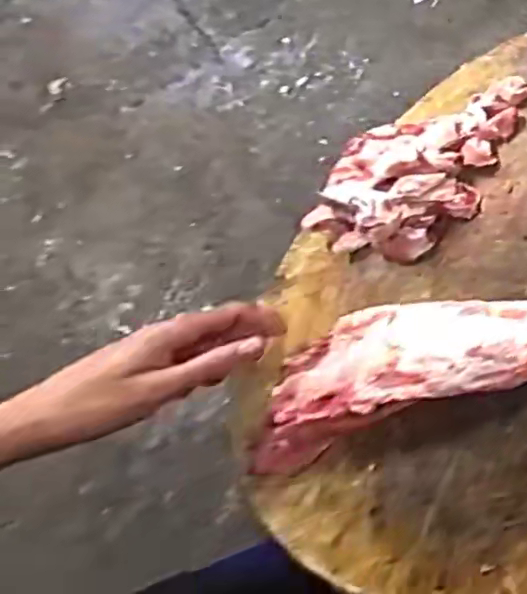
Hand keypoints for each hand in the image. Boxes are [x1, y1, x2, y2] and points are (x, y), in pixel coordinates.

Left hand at [0, 303, 282, 466]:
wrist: (22, 427)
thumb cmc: (94, 407)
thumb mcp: (160, 389)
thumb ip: (213, 364)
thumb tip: (261, 343)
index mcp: (173, 332)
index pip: (234, 312)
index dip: (265, 318)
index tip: (288, 333)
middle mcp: (165, 332)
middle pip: (221, 324)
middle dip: (248, 336)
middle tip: (266, 358)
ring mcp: (148, 346)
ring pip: (203, 340)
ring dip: (224, 352)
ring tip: (231, 376)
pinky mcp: (137, 361)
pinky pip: (184, 353)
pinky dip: (202, 363)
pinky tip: (195, 384)